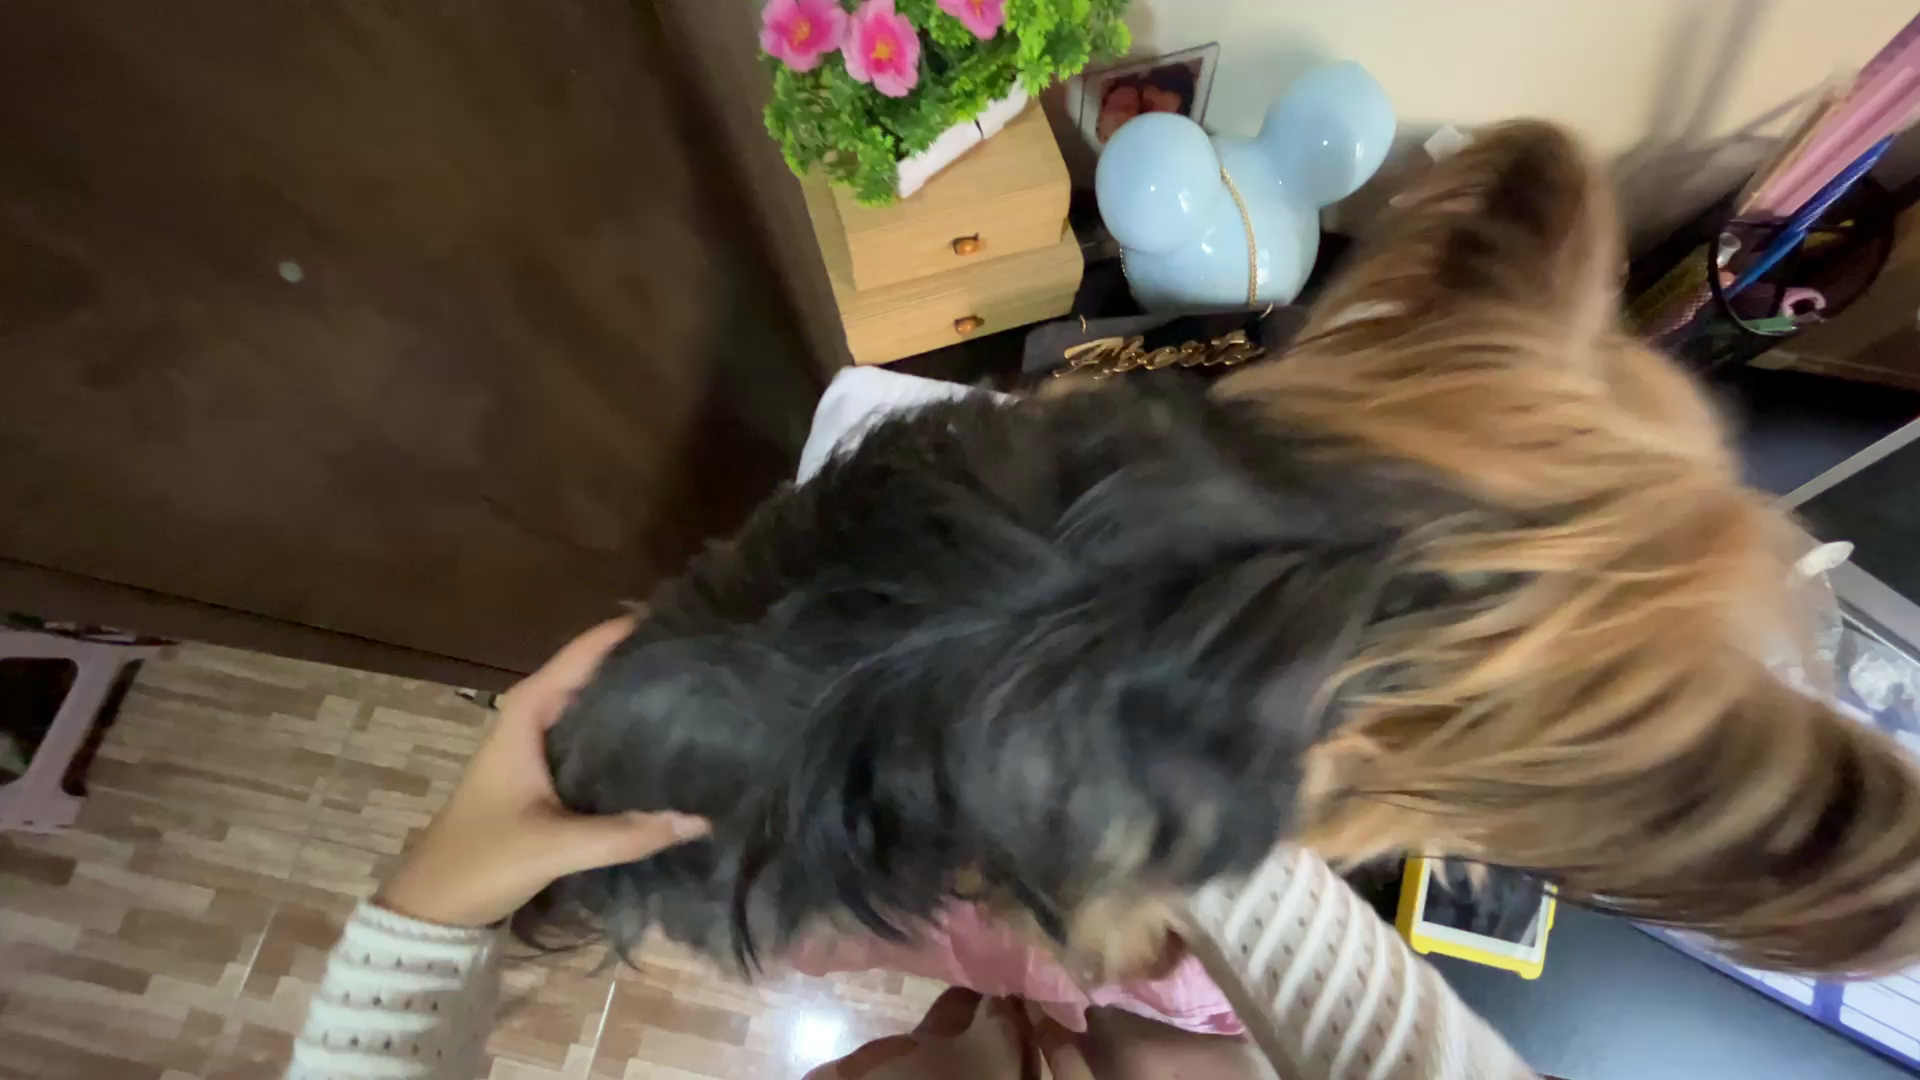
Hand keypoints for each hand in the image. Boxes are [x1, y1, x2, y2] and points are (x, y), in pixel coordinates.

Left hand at [376, 617, 709, 926]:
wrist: (431, 911)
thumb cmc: (479, 863)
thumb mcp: (553, 847)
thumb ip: (626, 834)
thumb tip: (703, 818)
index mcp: (528, 713)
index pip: (584, 652)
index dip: (629, 631)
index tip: (683, 620)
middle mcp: (537, 714)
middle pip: (598, 668)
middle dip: (645, 657)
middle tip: (705, 652)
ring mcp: (545, 741)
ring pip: (601, 699)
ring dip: (641, 690)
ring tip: (700, 681)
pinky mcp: (555, 768)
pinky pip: (603, 729)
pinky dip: (633, 723)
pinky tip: (672, 732)